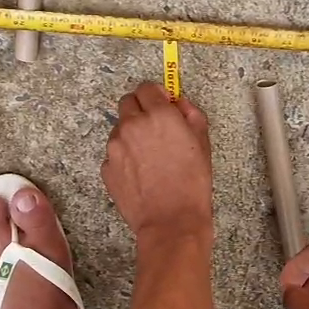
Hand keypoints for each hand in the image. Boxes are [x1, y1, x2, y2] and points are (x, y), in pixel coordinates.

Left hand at [101, 83, 214, 248]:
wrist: (171, 221)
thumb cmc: (192, 183)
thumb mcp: (202, 142)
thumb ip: (191, 113)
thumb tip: (178, 102)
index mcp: (158, 114)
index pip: (146, 87)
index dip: (156, 96)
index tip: (162, 106)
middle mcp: (132, 125)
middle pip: (128, 102)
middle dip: (140, 110)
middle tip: (154, 129)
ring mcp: (115, 146)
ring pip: (119, 128)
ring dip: (131, 134)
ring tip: (149, 157)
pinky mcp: (106, 166)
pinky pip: (114, 152)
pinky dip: (124, 157)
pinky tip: (140, 173)